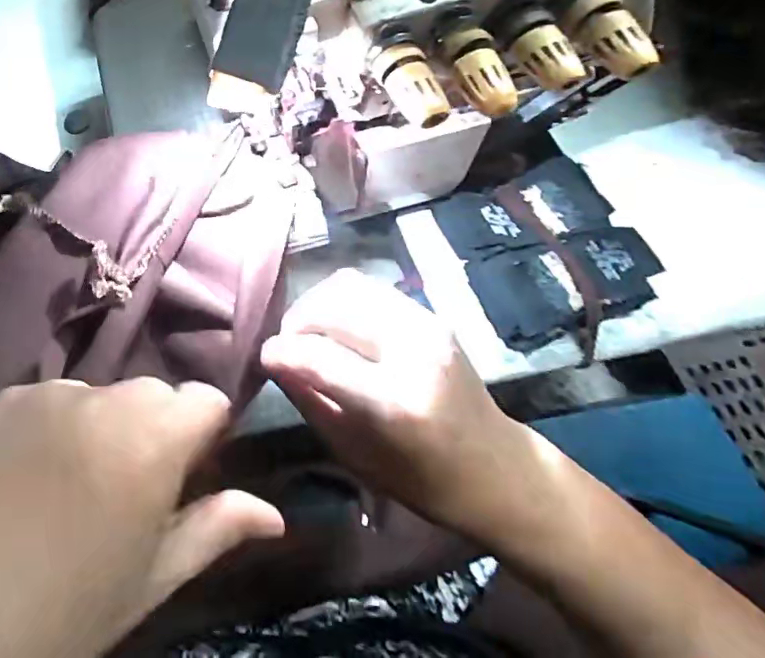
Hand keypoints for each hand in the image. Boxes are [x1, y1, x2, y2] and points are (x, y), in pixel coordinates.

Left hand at [0, 378, 284, 657]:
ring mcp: (52, 391)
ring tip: (80, 480)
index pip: (206, 399)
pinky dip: (62, 423)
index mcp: (153, 439)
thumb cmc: (73, 607)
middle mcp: (106, 397)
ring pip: (106, 393)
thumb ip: (217, 528)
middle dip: (158, 427)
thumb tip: (274, 514)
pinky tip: (37, 471)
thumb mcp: (154, 576)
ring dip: (108, 423)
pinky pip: (57, 396)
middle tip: (134, 485)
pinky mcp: (9, 395)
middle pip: (156, 392)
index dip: (205, 434)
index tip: (189, 472)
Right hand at [259, 269, 551, 544]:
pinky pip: (368, 287)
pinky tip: (336, 325)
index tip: (265, 359)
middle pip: (329, 307)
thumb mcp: (355, 454)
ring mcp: (425, 324)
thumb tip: (274, 360)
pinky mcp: (429, 313)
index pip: (317, 356)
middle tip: (288, 347)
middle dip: (295, 323)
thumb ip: (309, 400)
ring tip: (310, 332)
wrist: (499, 469)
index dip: (279, 352)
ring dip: (316, 305)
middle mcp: (411, 350)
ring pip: (346, 285)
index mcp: (394, 401)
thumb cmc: (423, 480)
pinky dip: (340, 300)